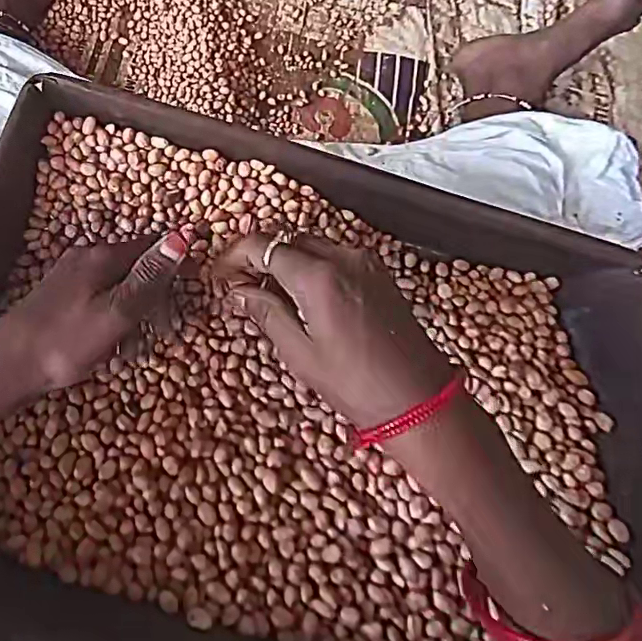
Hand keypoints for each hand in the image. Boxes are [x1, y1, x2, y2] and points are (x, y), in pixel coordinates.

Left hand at [0, 232, 187, 434]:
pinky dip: (115, 322)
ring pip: (120, 287)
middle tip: (164, 332)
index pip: (153, 246)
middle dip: (156, 297)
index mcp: (101, 257)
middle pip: (137, 267)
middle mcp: (85, 258)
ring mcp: (70, 278)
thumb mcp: (116, 313)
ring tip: (131, 350)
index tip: (197, 285)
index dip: (178, 263)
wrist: (4, 367)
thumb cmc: (63, 344)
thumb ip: (148, 277)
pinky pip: (102, 302)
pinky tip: (110, 349)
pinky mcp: (61, 299)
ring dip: (135, 315)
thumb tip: (182, 237)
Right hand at [212, 232, 453, 428]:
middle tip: (240, 284)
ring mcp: (365, 264)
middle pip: (286, 239)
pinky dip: (310, 266)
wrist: (421, 401)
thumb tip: (241, 291)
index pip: (263, 246)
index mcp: (318, 277)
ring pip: (310, 245)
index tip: (221, 274)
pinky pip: (333, 257)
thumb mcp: (299, 352)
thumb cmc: (357, 384)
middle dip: (258, 256)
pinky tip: (301, 296)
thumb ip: (266, 312)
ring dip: (284, 260)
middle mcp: (343, 260)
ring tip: (268, 294)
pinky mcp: (378, 275)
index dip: (235, 256)